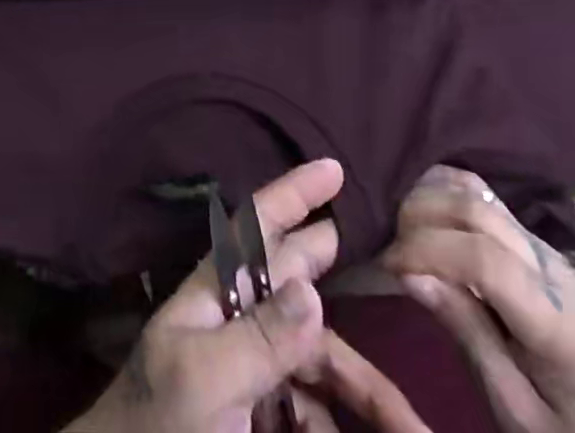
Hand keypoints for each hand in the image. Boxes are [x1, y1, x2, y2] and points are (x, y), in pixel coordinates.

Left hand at [69, 160, 430, 432]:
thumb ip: (258, 336)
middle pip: (300, 285)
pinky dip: (339, 423)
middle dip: (343, 277)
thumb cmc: (159, 424)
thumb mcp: (205, 379)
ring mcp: (251, 369)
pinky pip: (315, 409)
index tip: (333, 168)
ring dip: (372, 396)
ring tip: (415, 430)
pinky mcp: (263, 412)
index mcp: (216, 295)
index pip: (256, 230)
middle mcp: (237, 321)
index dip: (291, 194)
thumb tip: (313, 288)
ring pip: (323, 363)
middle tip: (390, 256)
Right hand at [383, 167, 574, 432]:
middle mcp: (562, 275)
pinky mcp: (541, 243)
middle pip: (476, 212)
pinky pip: (484, 197)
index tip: (389, 267)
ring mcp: (554, 251)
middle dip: (416, 216)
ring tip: (397, 225)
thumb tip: (410, 276)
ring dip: (425, 197)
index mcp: (562, 328)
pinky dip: (441, 192)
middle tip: (386, 244)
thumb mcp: (515, 407)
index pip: (485, 260)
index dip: (425, 251)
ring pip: (478, 193)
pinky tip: (419, 211)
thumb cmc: (561, 424)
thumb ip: (469, 336)